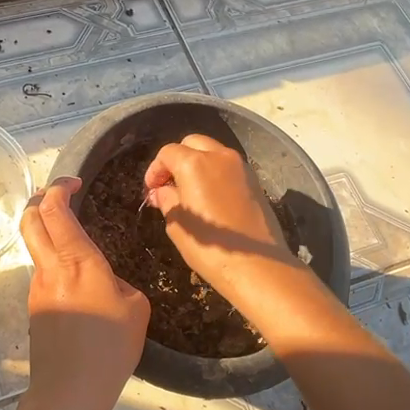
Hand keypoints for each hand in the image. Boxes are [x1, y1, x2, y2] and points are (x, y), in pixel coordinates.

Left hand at [20, 177, 149, 409]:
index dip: (59, 187)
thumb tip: (106, 282)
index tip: (75, 183)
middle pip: (30, 219)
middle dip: (40, 200)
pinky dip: (54, 263)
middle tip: (61, 197)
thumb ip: (120, 282)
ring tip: (76, 243)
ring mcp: (37, 288)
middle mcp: (50, 267)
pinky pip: (42, 273)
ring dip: (47, 233)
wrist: (70, 394)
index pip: (54, 209)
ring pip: (34, 246)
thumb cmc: (109, 349)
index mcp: (76, 260)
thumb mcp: (136, 308)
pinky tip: (78, 285)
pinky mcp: (35, 309)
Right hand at [144, 134, 309, 316]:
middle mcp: (219, 156)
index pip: (167, 153)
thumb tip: (162, 192)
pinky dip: (215, 173)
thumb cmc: (210, 246)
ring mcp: (240, 166)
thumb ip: (167, 200)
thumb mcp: (178, 225)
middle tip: (169, 184)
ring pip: (212, 152)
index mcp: (194, 163)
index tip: (152, 189)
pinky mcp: (254, 180)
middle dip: (177, 159)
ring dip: (198, 164)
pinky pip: (228, 166)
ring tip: (190, 191)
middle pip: (192, 143)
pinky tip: (211, 197)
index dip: (155, 170)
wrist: (258, 265)